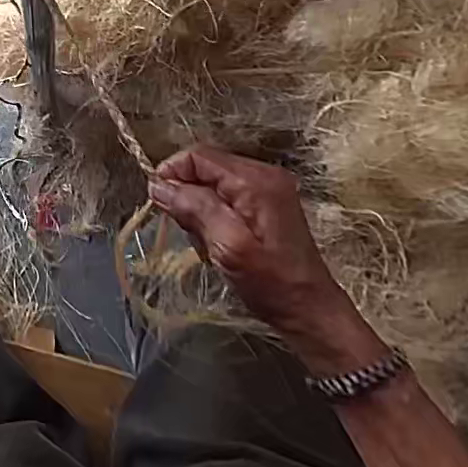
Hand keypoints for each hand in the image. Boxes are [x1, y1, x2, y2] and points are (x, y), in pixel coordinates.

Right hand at [147, 145, 385, 374]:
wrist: (309, 310)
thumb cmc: (269, 282)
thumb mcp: (227, 245)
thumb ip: (194, 208)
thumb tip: (158, 185)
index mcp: (255, 180)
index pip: (197, 156)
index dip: (171, 174)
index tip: (160, 203)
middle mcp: (263, 174)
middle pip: (204, 166)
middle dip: (185, 193)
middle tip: (187, 228)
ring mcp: (266, 188)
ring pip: (210, 181)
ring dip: (196, 206)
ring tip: (204, 238)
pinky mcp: (265, 203)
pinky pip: (222, 194)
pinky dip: (209, 212)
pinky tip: (215, 237)